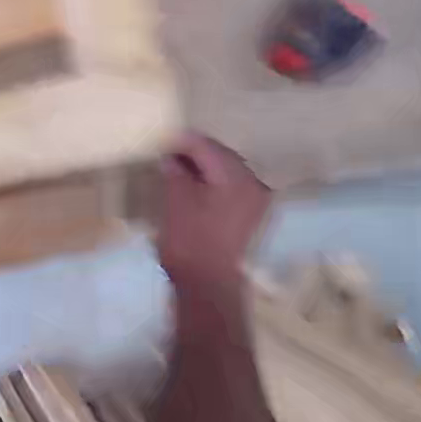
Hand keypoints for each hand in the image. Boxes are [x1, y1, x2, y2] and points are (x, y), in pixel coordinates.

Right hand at [156, 133, 271, 292]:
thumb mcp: (175, 203)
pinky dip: (212, 183)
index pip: (209, 148)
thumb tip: (172, 158)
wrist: (208, 283)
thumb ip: (176, 174)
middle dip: (196, 152)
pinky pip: (231, 188)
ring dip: (204, 168)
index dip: (184, 141)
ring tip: (178, 169)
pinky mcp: (250, 216)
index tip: (163, 138)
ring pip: (228, 173)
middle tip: (168, 151)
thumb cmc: (189, 241)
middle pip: (223, 158)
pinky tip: (194, 187)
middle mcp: (255, 185)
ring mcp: (256, 202)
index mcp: (237, 179)